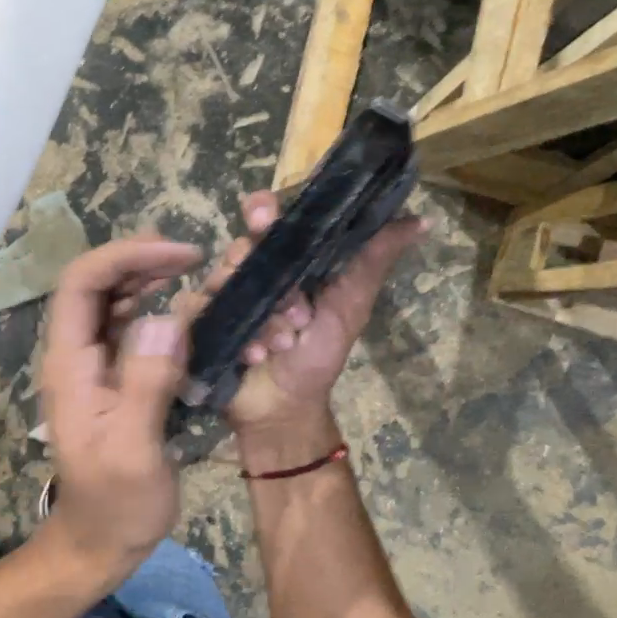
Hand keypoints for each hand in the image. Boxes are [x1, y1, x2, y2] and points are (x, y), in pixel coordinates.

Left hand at [39, 237, 202, 581]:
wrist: (101, 539)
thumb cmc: (116, 502)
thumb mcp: (134, 447)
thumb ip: (146, 382)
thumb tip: (168, 318)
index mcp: (69, 365)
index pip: (81, 285)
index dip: (125, 257)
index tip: (179, 255)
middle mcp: (73, 357)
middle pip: (92, 285)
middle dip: (136, 260)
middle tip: (190, 258)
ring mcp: (90, 367)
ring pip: (108, 303)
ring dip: (143, 279)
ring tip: (188, 272)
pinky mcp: (109, 380)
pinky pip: (124, 329)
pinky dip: (150, 308)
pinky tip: (180, 310)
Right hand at [191, 192, 421, 463]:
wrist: (286, 407)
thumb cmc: (318, 355)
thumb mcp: (350, 305)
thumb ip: (372, 261)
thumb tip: (420, 220)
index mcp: (283, 261)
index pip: (265, 219)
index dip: (260, 209)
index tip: (263, 216)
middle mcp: (249, 273)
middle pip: (238, 248)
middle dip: (267, 276)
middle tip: (295, 309)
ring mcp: (220, 298)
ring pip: (220, 280)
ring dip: (259, 314)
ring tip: (282, 342)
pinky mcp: (199, 323)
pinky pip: (196, 310)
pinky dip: (230, 332)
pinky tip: (253, 354)